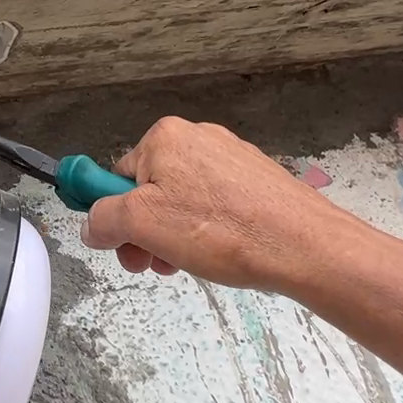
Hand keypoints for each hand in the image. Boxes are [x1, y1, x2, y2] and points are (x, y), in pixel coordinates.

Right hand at [80, 116, 353, 290]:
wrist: (311, 249)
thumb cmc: (221, 231)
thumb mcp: (143, 224)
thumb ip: (103, 219)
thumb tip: (91, 226)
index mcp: (164, 137)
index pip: (118, 176)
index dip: (115, 215)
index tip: (124, 248)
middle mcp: (197, 136)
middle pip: (151, 188)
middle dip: (146, 230)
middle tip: (155, 265)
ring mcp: (232, 156)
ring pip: (183, 199)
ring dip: (174, 235)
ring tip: (189, 265)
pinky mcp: (259, 179)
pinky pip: (216, 203)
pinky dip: (209, 229)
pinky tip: (221, 254)